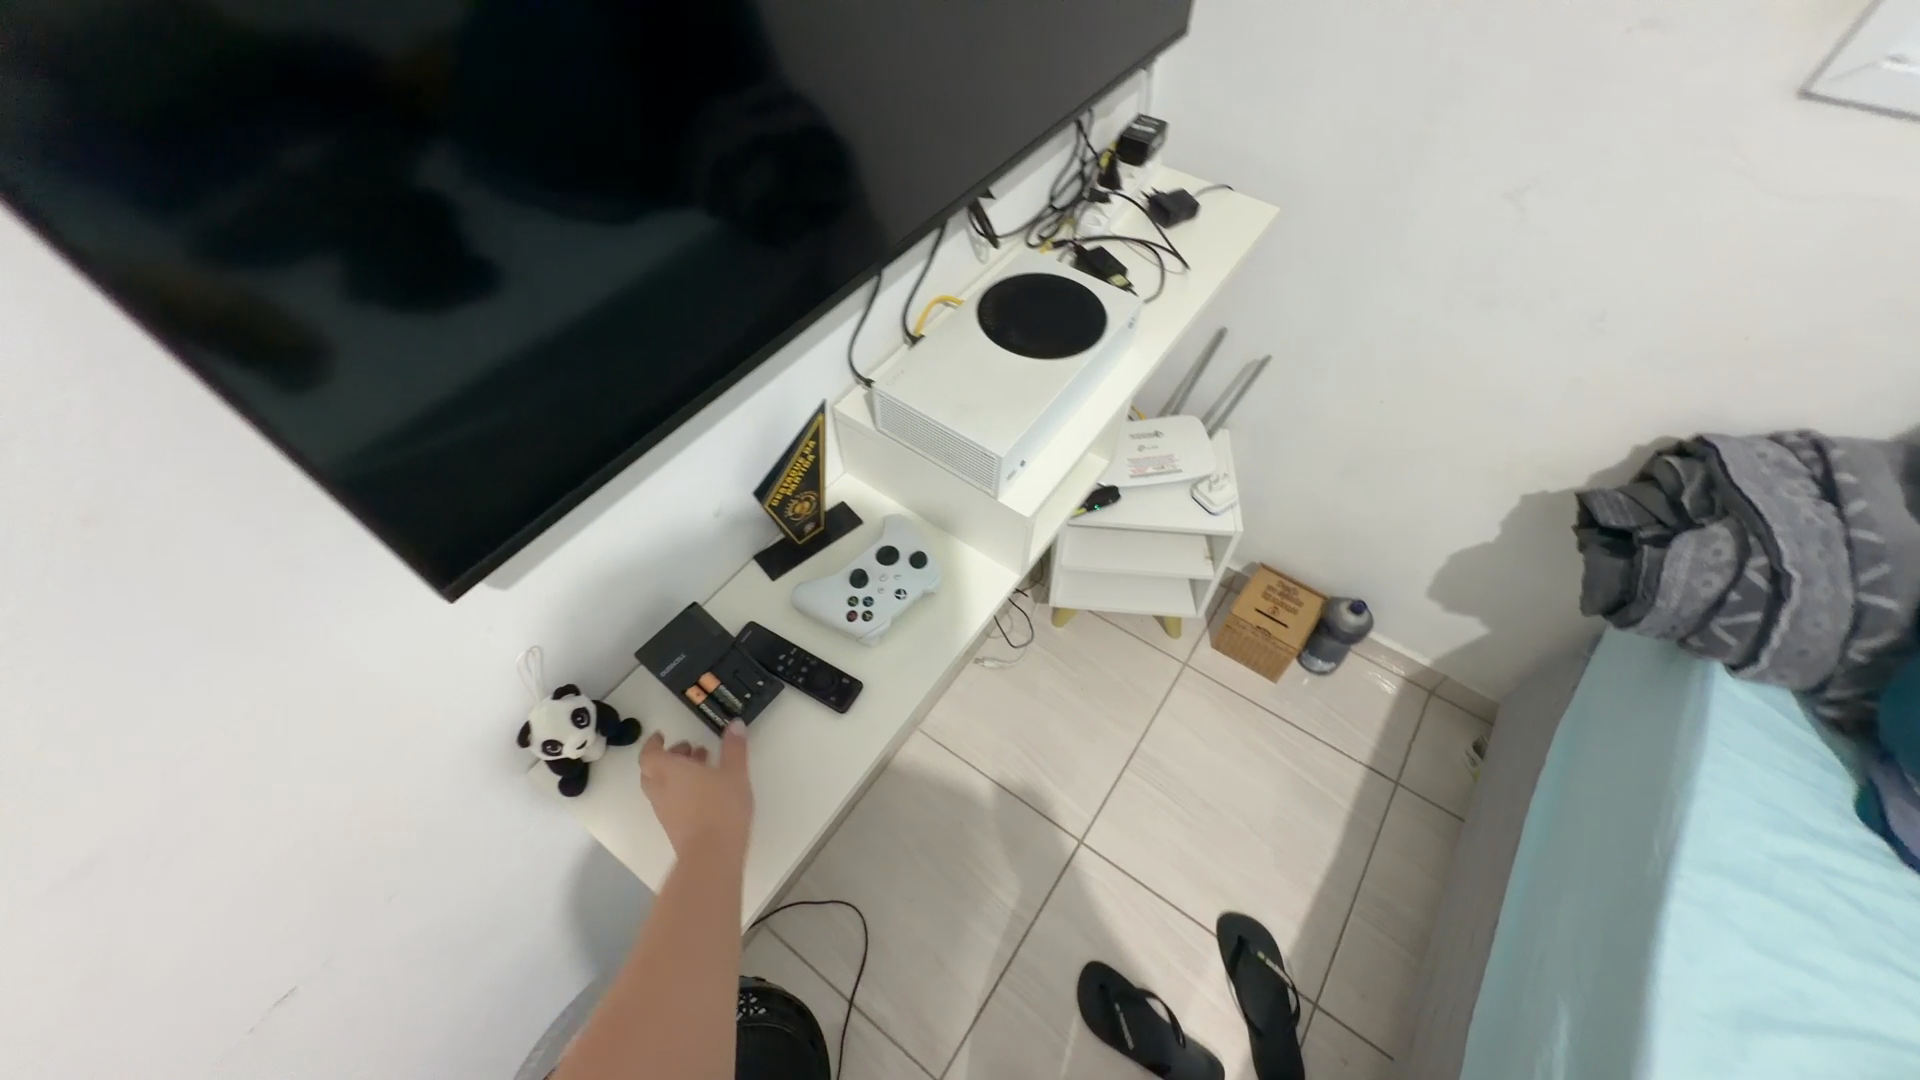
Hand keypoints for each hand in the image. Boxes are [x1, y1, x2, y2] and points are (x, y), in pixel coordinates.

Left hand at [638, 721, 752, 860]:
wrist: (712, 854)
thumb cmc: (722, 806)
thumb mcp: (735, 772)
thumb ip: (734, 747)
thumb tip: (734, 724)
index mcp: (670, 771)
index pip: (649, 754)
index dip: (653, 743)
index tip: (663, 735)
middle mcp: (661, 789)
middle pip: (651, 771)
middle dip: (667, 758)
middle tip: (688, 750)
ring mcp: (664, 811)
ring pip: (660, 787)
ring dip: (674, 775)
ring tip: (702, 768)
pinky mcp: (672, 827)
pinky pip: (669, 802)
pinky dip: (679, 791)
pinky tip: (704, 792)